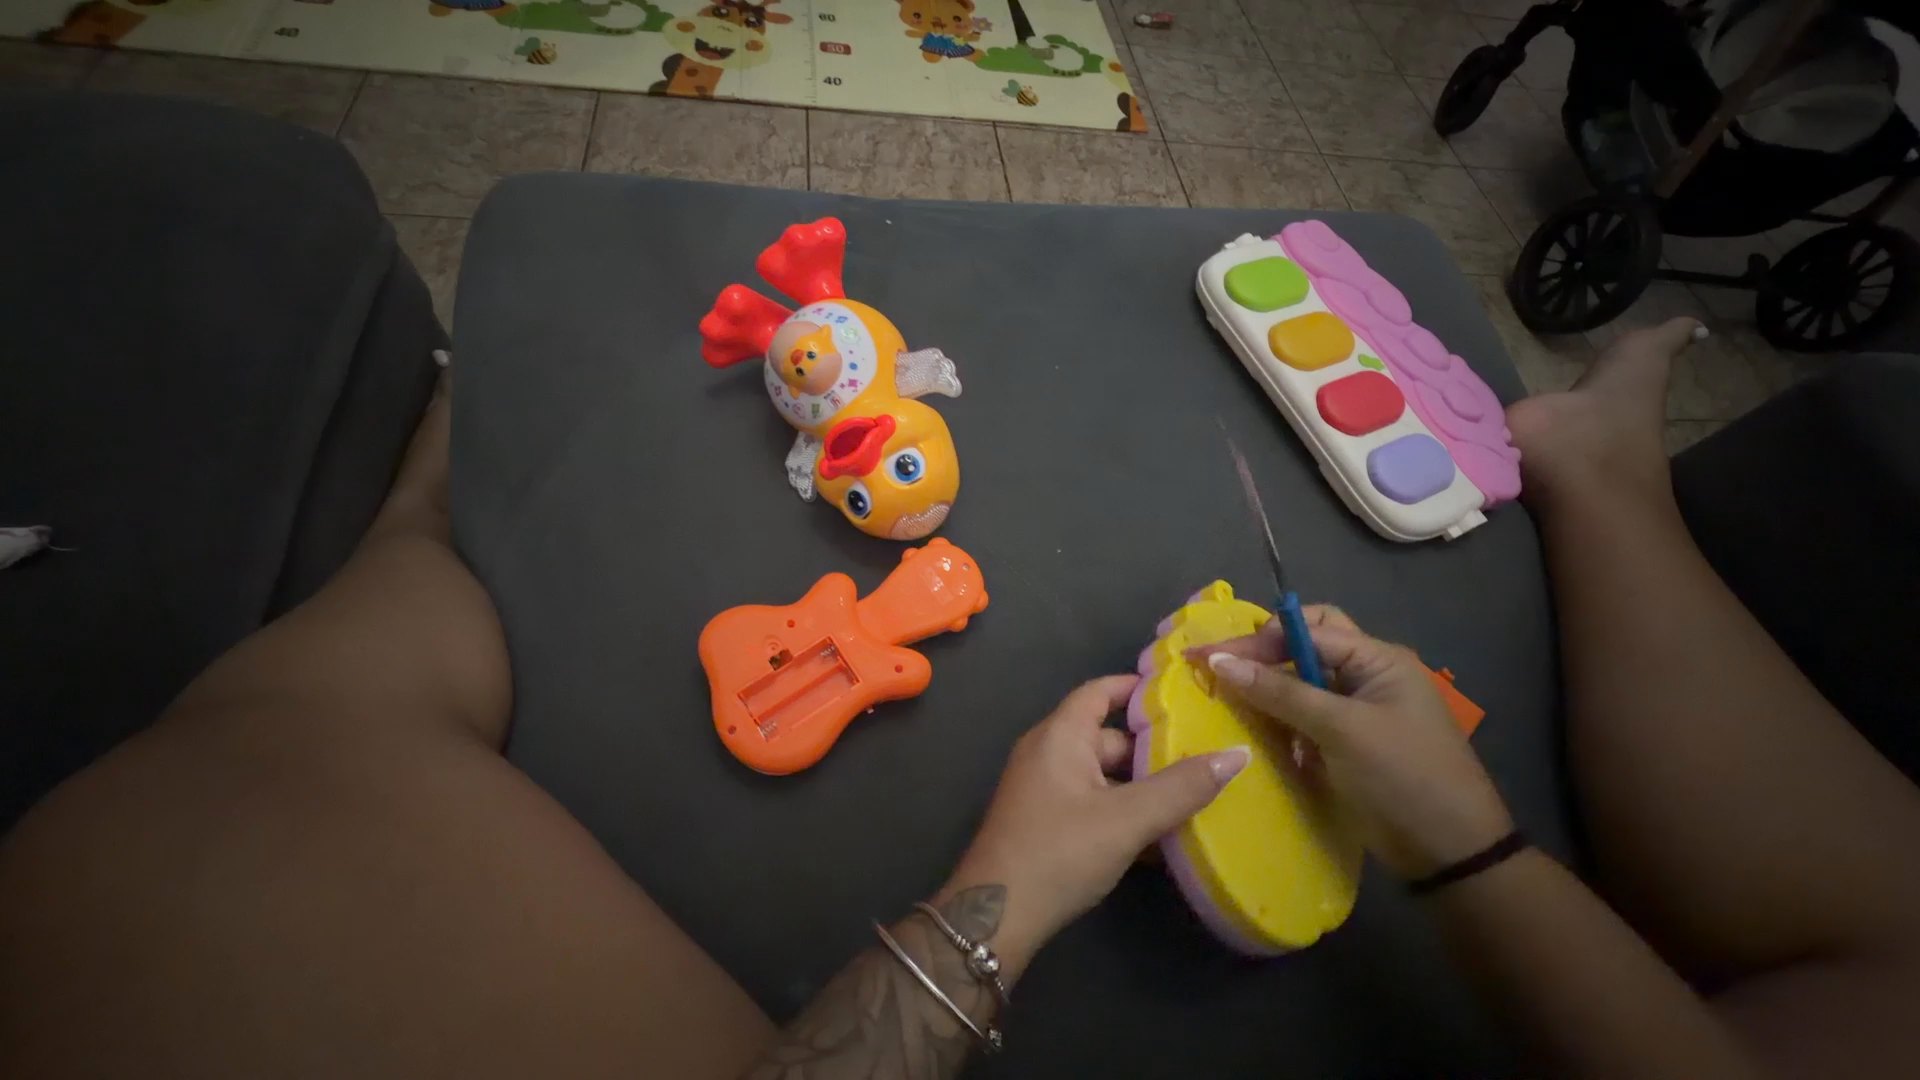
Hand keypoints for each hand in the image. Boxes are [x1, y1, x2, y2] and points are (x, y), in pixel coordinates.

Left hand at [937, 676, 1249, 981]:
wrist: (997, 915)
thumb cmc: (1059, 851)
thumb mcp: (1127, 819)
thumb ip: (1182, 788)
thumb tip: (1237, 754)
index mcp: (1060, 735)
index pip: (1099, 692)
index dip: (1136, 688)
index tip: (1181, 694)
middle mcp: (1048, 752)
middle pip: (1107, 737)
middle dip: (1152, 749)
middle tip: (1204, 757)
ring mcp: (1044, 789)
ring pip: (1103, 776)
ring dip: (1142, 788)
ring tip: (1195, 799)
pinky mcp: (1046, 821)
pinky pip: (1092, 802)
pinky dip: (1123, 812)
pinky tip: (1161, 840)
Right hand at [1194, 606, 1512, 879]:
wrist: (1450, 855)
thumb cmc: (1402, 778)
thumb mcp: (1340, 730)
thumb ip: (1279, 692)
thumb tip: (1216, 658)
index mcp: (1377, 659)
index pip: (1306, 630)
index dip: (1256, 640)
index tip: (1208, 657)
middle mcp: (1366, 676)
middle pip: (1303, 647)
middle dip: (1261, 654)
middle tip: (1218, 668)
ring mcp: (1356, 710)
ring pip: (1299, 682)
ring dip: (1265, 687)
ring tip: (1222, 696)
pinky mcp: (1344, 742)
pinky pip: (1301, 716)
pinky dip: (1276, 718)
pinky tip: (1249, 727)